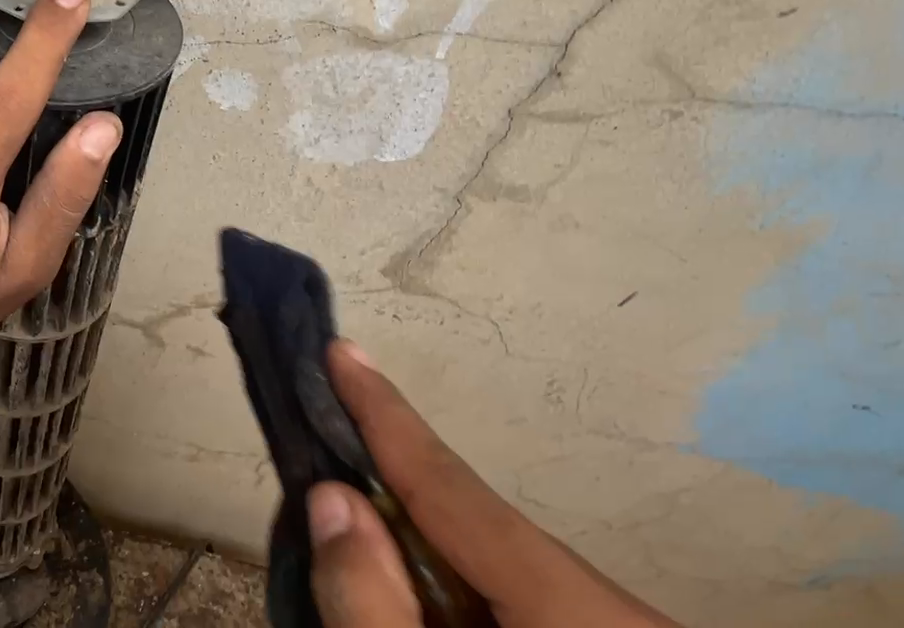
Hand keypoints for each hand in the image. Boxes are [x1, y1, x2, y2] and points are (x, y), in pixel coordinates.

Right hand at [309, 342, 681, 627]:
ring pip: (500, 564)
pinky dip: (460, 585)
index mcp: (582, 615)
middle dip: (398, 483)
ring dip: (424, 547)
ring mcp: (622, 626)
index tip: (340, 349)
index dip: (387, 418)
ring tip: (364, 546)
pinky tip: (425, 600)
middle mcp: (619, 612)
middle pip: (480, 526)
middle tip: (326, 444)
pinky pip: (524, 596)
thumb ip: (373, 605)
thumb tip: (333, 499)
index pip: (457, 491)